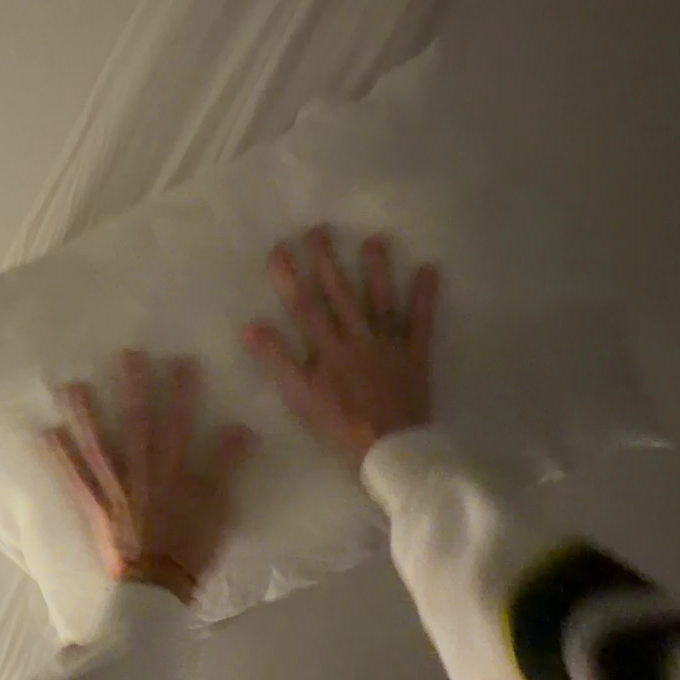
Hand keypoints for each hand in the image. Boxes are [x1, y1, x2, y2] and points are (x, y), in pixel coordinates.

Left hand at [42, 351, 257, 605]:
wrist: (155, 587)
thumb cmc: (191, 548)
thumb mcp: (218, 508)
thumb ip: (226, 467)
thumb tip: (241, 428)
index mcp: (174, 473)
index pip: (180, 425)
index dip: (182, 392)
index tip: (180, 360)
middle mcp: (141, 473)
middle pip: (137, 424)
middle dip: (133, 388)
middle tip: (126, 354)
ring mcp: (113, 487)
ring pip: (99, 444)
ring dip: (86, 414)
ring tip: (72, 386)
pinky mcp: (93, 504)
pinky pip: (74, 477)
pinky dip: (60, 457)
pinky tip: (46, 433)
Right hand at [244, 228, 438, 469]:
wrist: (390, 449)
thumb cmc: (338, 424)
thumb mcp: (299, 395)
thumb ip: (277, 360)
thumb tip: (251, 326)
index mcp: (327, 348)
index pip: (304, 305)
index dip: (290, 277)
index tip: (279, 249)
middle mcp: (357, 337)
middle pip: (340, 294)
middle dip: (328, 261)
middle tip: (320, 229)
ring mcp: (389, 343)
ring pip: (380, 299)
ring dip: (377, 269)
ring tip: (374, 239)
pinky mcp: (415, 354)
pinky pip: (421, 321)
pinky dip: (425, 295)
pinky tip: (429, 268)